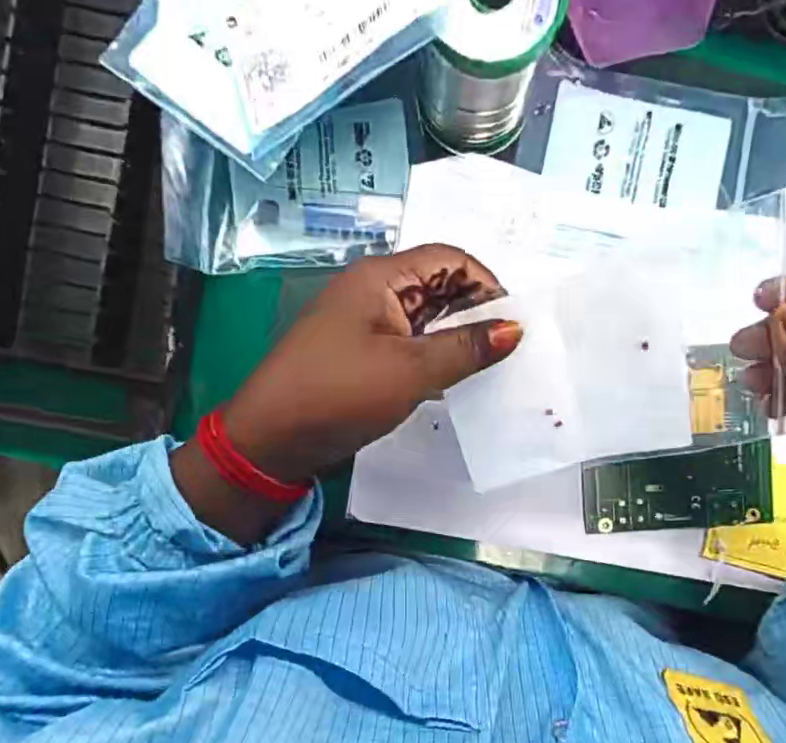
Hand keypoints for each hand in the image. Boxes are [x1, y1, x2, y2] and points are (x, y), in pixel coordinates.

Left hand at [174, 245, 522, 543]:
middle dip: (473, 313)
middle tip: (504, 352)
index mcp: (380, 278)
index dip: (486, 284)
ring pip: (422, 322)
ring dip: (453, 341)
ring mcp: (363, 327)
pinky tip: (450, 385)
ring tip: (484, 371)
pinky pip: (405, 349)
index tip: (512, 324)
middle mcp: (371, 293)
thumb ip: (465, 348)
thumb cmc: (339, 394)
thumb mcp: (410, 371)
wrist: (271, 440)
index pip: (449, 259)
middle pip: (437, 288)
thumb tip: (515, 327)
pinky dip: (430, 362)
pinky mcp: (358, 360)